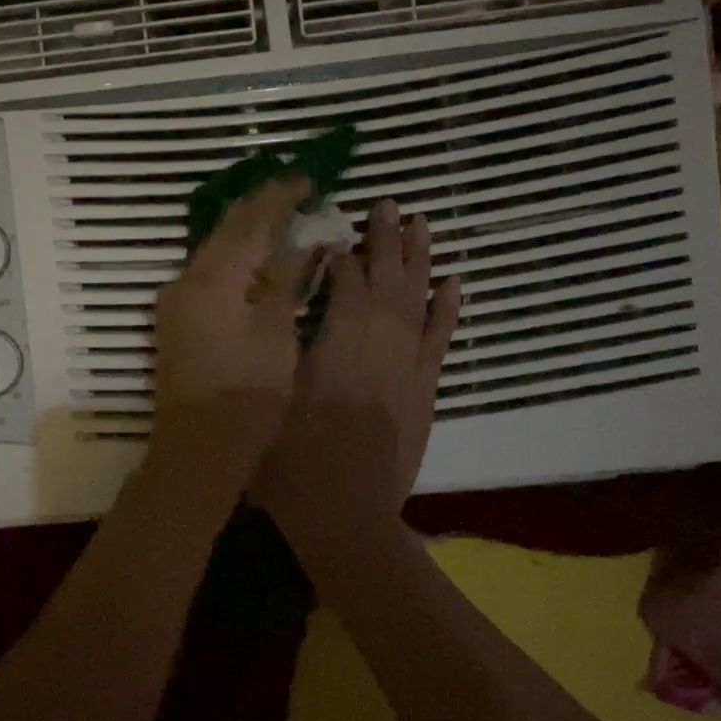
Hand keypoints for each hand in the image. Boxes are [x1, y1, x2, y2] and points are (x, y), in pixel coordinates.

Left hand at [145, 176, 313, 483]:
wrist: (198, 448)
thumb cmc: (248, 393)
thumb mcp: (278, 333)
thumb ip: (288, 280)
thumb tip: (307, 241)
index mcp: (213, 278)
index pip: (251, 219)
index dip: (282, 194)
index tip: (311, 177)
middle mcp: (185, 280)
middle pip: (226, 229)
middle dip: (262, 207)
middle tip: (299, 193)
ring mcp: (175, 301)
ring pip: (215, 251)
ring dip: (247, 234)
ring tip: (285, 221)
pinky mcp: (175, 320)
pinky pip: (207, 274)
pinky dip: (235, 261)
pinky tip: (259, 261)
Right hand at [250, 199, 461, 544]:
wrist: (346, 517)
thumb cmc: (292, 465)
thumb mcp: (268, 401)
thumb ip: (279, 349)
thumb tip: (284, 307)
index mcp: (335, 346)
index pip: (345, 284)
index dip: (341, 255)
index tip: (336, 231)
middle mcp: (377, 346)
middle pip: (386, 281)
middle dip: (386, 240)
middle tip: (387, 203)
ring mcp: (406, 368)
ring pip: (417, 300)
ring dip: (419, 260)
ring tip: (421, 223)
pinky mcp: (424, 390)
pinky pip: (439, 339)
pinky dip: (447, 308)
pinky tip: (453, 282)